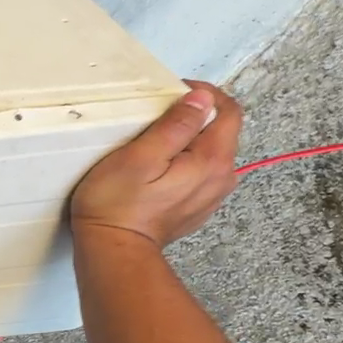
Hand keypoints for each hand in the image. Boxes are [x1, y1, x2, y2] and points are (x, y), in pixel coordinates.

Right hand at [71, 81, 241, 249]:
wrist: (113, 250)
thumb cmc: (117, 203)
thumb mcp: (138, 157)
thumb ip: (174, 126)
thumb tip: (200, 99)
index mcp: (212, 160)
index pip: (228, 111)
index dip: (205, 94)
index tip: (173, 91)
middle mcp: (223, 177)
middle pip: (222, 132)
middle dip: (195, 116)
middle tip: (157, 116)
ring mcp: (212, 196)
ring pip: (211, 154)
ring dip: (190, 141)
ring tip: (156, 143)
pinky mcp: (197, 209)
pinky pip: (201, 175)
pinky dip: (185, 163)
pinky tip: (158, 171)